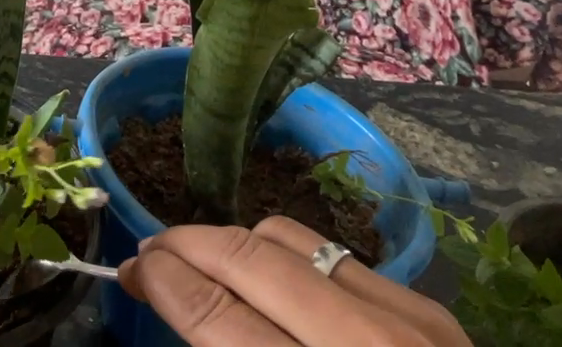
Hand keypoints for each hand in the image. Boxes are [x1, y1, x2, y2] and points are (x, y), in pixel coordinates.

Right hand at [119, 216, 471, 345]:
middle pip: (246, 257)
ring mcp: (408, 324)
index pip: (218, 315)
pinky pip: (332, 253)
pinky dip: (287, 259)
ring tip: (208, 265)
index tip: (132, 270)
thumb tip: (171, 293)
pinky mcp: (430, 310)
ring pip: (285, 237)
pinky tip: (274, 285)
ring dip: (232, 244)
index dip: (163, 281)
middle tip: (149, 254)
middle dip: (183, 245)